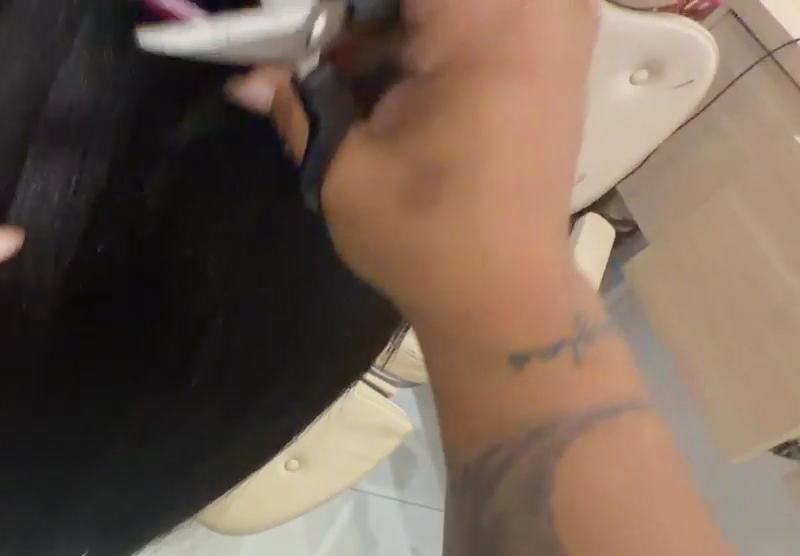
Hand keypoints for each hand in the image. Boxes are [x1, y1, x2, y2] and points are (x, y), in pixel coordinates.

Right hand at [227, 0, 600, 329]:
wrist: (497, 283)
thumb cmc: (417, 234)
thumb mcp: (342, 172)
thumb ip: (299, 108)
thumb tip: (247, 78)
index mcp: (487, 32)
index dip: (339, 6)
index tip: (298, 27)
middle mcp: (538, 8)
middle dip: (361, 15)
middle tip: (313, 53)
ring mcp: (554, 23)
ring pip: (449, 4)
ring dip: (389, 26)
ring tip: (336, 69)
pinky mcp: (548, 47)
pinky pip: (477, 14)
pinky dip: (422, 33)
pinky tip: (379, 75)